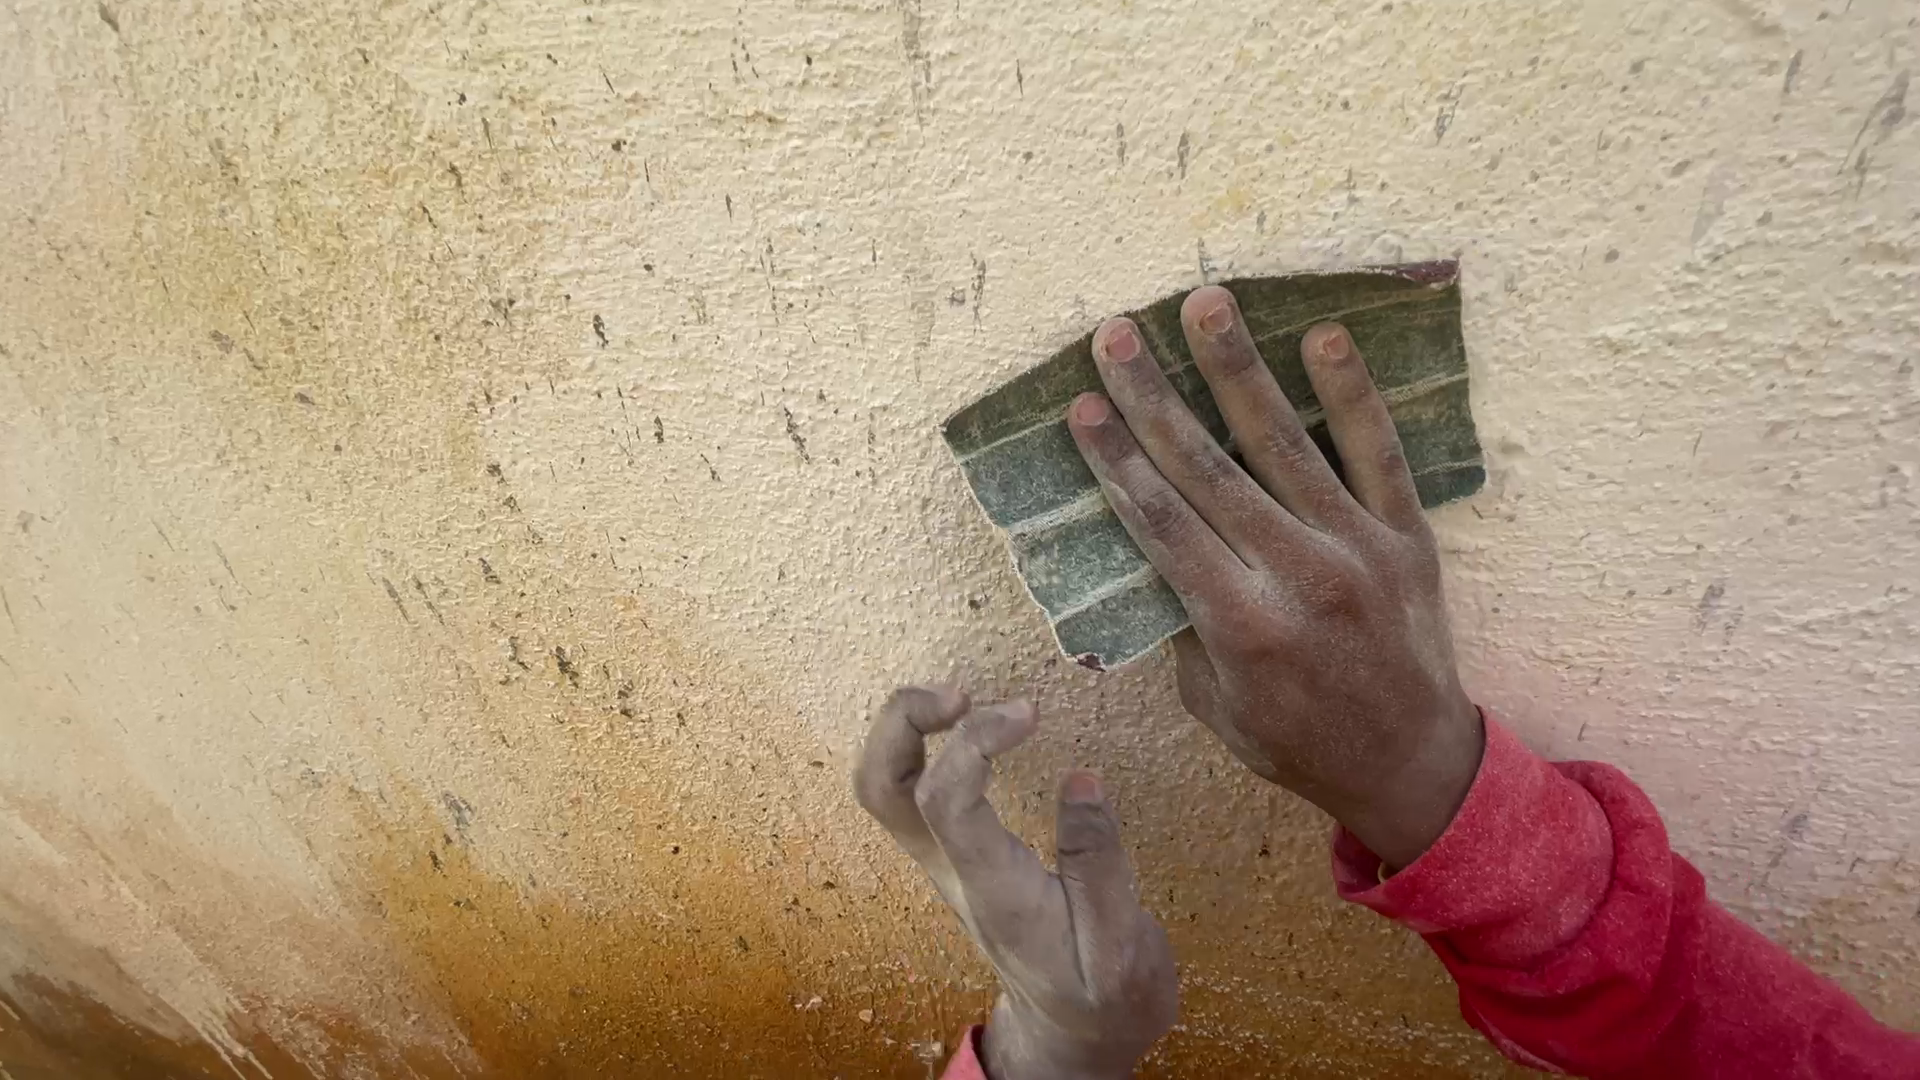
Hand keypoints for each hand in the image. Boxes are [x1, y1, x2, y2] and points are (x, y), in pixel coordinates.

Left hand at [853, 687, 1176, 1079]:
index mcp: (991, 888)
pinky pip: (907, 787)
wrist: (1071, 1036)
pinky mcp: (948, 852)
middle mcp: (949, 868)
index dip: (974, 741)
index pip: (945, 799)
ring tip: (958, 697)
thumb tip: (1082, 779)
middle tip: (962, 692)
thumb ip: (1099, 865)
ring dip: (904, 727)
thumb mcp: (1126, 948)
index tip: (1028, 713)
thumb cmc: (1103, 995)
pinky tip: (962, 721)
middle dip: (905, 721)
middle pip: (882, 785)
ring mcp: (940, 860)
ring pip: (882, 783)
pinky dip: (919, 742)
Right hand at [1065, 287, 1483, 868]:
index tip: (1082, 406)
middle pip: (1208, 470)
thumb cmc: (1294, 742)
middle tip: (1118, 333)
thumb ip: (1179, 624)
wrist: (1414, 767)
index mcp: (1240, 623)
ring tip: (1205, 304)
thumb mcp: (1211, 703)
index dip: (1115, 460)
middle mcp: (1296, 574)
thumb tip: (1153, 550)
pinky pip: (1379, 453)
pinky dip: (1352, 394)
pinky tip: (1323, 336)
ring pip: (1284, 444)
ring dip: (1237, 369)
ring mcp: (1357, 547)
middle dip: (1154, 397)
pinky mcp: (1406, 536)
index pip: (1161, 524)